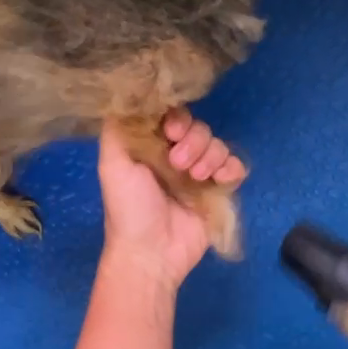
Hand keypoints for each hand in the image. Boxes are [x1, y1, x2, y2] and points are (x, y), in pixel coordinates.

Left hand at [98, 109, 245, 290]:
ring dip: (209, 155)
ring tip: (195, 178)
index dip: (175, 117)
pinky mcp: (216, 191)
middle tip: (178, 164)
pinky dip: (231, 168)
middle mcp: (174, 155)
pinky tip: (219, 179)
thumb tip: (129, 96)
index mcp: (150, 146)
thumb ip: (119, 129)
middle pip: (197, 127)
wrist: (151, 252)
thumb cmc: (128, 207)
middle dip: (193, 140)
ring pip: (216, 144)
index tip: (171, 130)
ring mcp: (198, 173)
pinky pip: (234, 166)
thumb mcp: (112, 163)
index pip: (171, 115)